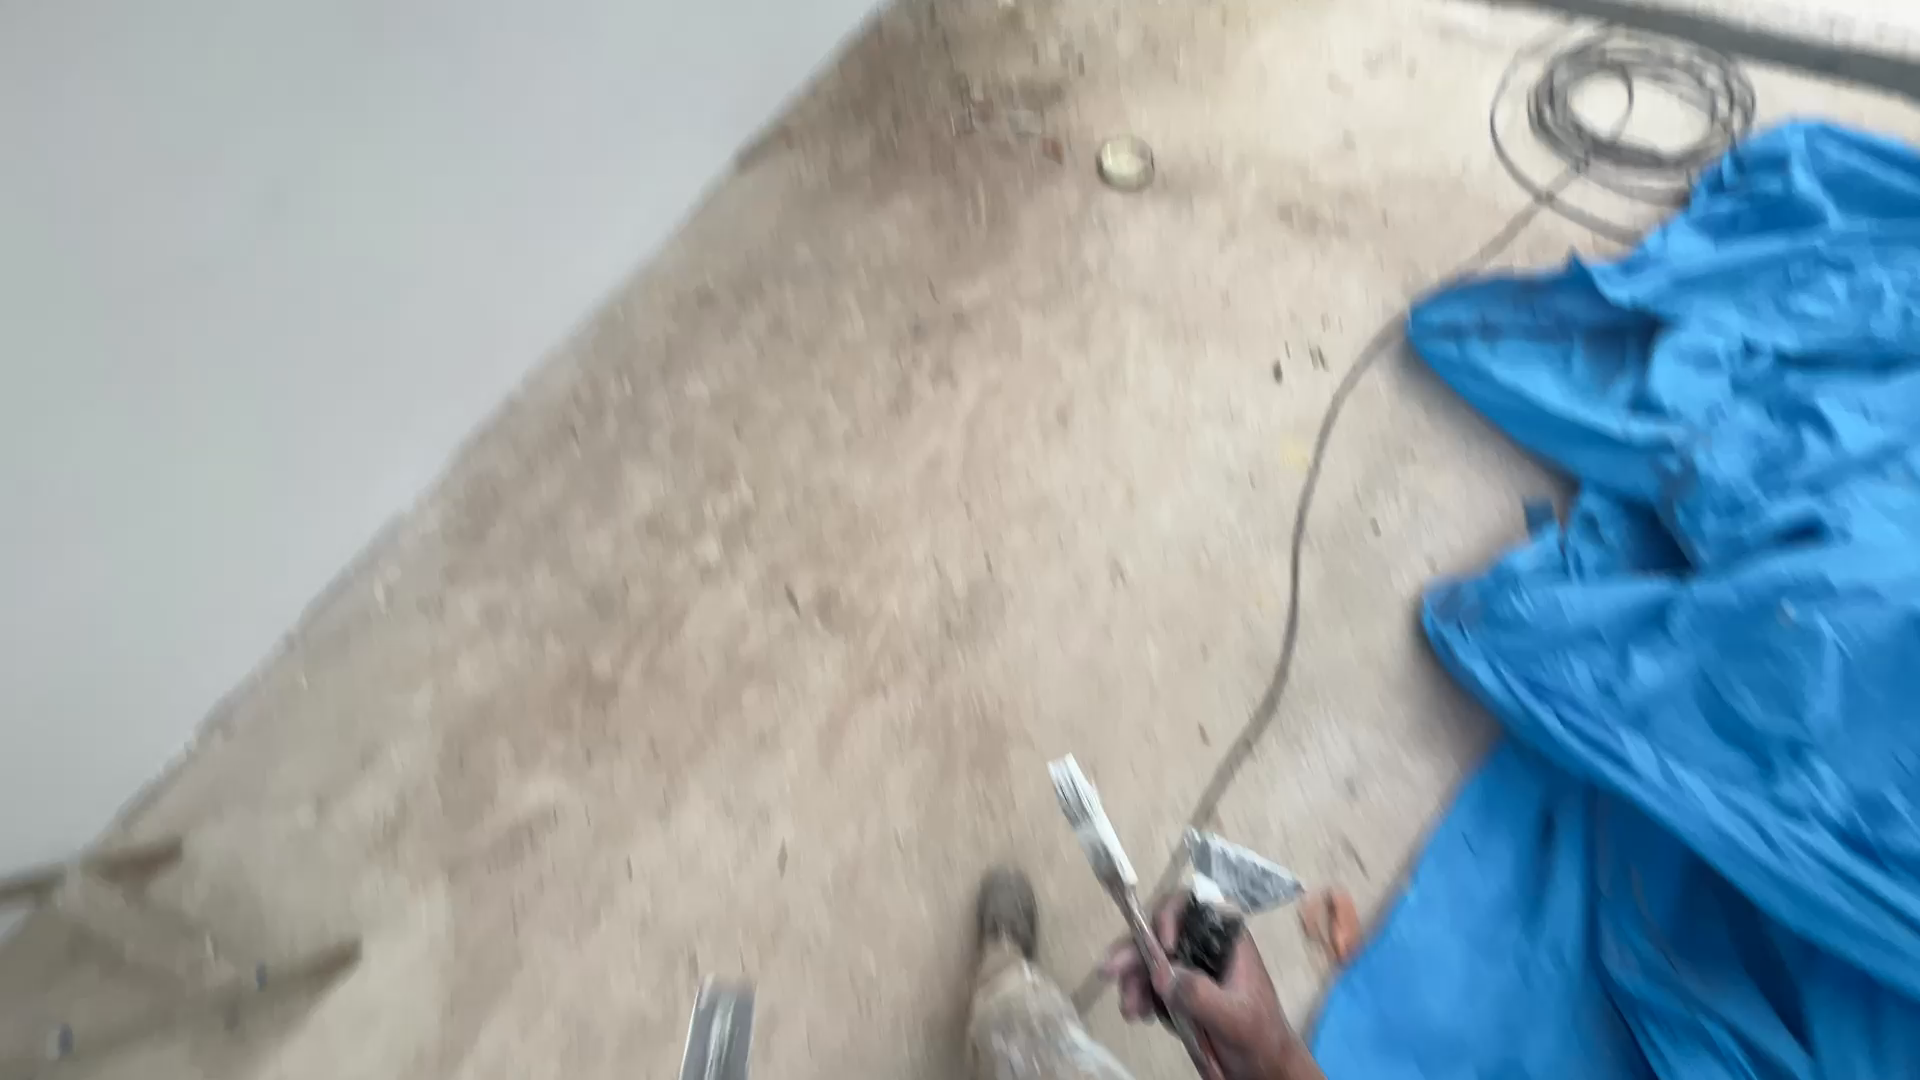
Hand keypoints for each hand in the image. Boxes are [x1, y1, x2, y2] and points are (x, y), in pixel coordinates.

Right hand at [1100, 892, 1323, 1079]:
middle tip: (1110, 971)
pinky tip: (1137, 1013)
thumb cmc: (1259, 1038)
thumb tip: (1160, 974)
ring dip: (1132, 978)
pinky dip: (1137, 994)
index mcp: (1224, 938)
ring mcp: (1186, 964)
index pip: (1192, 906)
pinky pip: (1148, 981)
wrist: (1262, 1072)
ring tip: (1129, 1008)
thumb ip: (1201, 995)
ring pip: (1148, 956)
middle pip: (1160, 930)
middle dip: (1135, 951)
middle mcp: (1201, 943)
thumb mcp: (1235, 1018)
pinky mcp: (1175, 987)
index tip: (1163, 944)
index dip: (1170, 914)